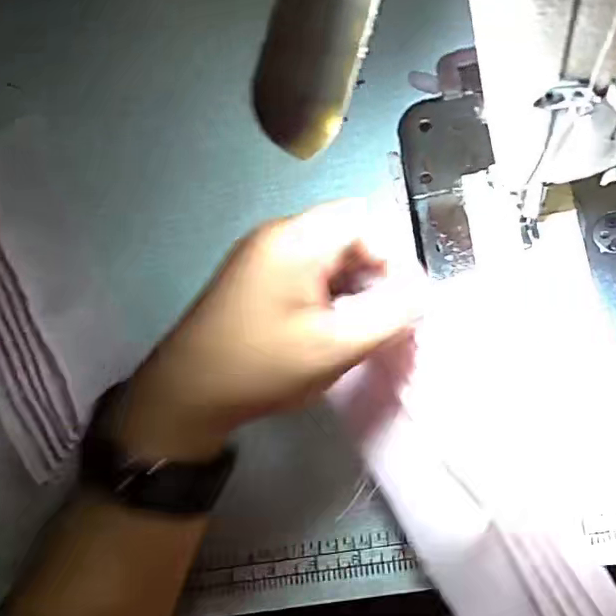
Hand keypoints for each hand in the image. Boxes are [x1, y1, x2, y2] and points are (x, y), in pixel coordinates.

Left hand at [117, 200, 420, 459]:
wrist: (188, 394)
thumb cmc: (265, 366)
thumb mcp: (336, 346)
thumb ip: (390, 316)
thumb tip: (427, 293)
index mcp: (297, 240)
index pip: (367, 221)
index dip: (397, 256)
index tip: (408, 300)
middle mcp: (280, 234)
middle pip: (351, 234)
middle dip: (380, 272)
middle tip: (390, 317)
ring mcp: (267, 254)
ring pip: (334, 255)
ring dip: (360, 285)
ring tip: (367, 326)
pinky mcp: (261, 276)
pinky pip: (313, 271)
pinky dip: (336, 293)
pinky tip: (339, 326)